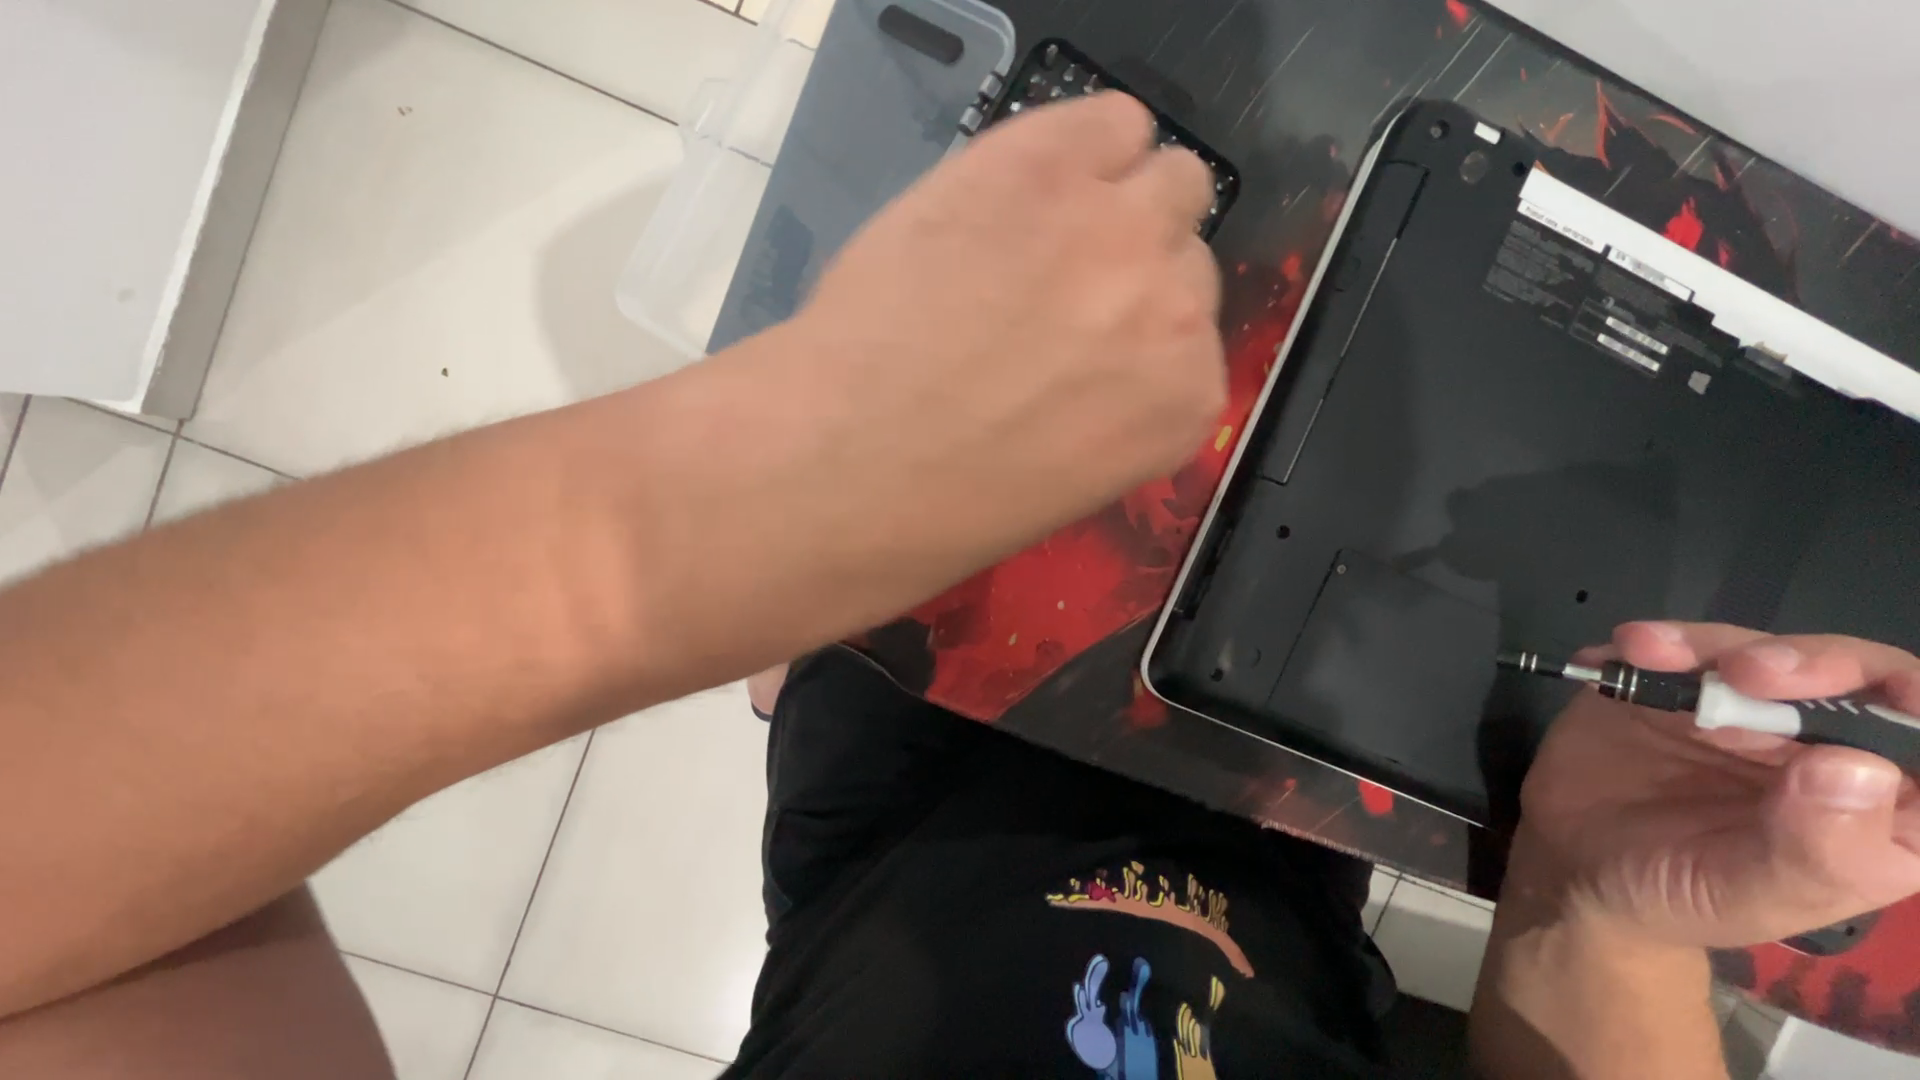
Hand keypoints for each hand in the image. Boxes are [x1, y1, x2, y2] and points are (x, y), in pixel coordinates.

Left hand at [765, 92, 1224, 584]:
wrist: (849, 457)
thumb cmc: (944, 500)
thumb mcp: (1065, 476)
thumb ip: (1111, 406)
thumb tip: (1098, 356)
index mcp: (1184, 402)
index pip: (1194, 338)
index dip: (1134, 336)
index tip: (1085, 346)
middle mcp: (1177, 310)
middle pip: (1186, 253)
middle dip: (1129, 272)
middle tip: (1051, 294)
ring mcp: (1119, 226)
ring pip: (1168, 179)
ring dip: (1119, 200)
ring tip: (1037, 234)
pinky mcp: (1045, 164)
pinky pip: (1113, 121)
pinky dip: (1084, 144)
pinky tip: (1022, 185)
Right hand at [1511, 621, 1919, 947]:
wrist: (1568, 870)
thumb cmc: (1677, 898)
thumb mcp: (1752, 896)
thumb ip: (1815, 847)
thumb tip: (1857, 766)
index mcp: (1874, 802)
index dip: (1918, 706)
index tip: (1884, 698)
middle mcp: (1812, 742)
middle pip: (1848, 675)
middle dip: (1806, 660)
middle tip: (1745, 671)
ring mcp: (1730, 710)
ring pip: (1749, 650)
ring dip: (1706, 643)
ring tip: (1644, 650)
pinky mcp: (1656, 689)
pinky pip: (1664, 650)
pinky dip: (1646, 643)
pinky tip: (1620, 655)